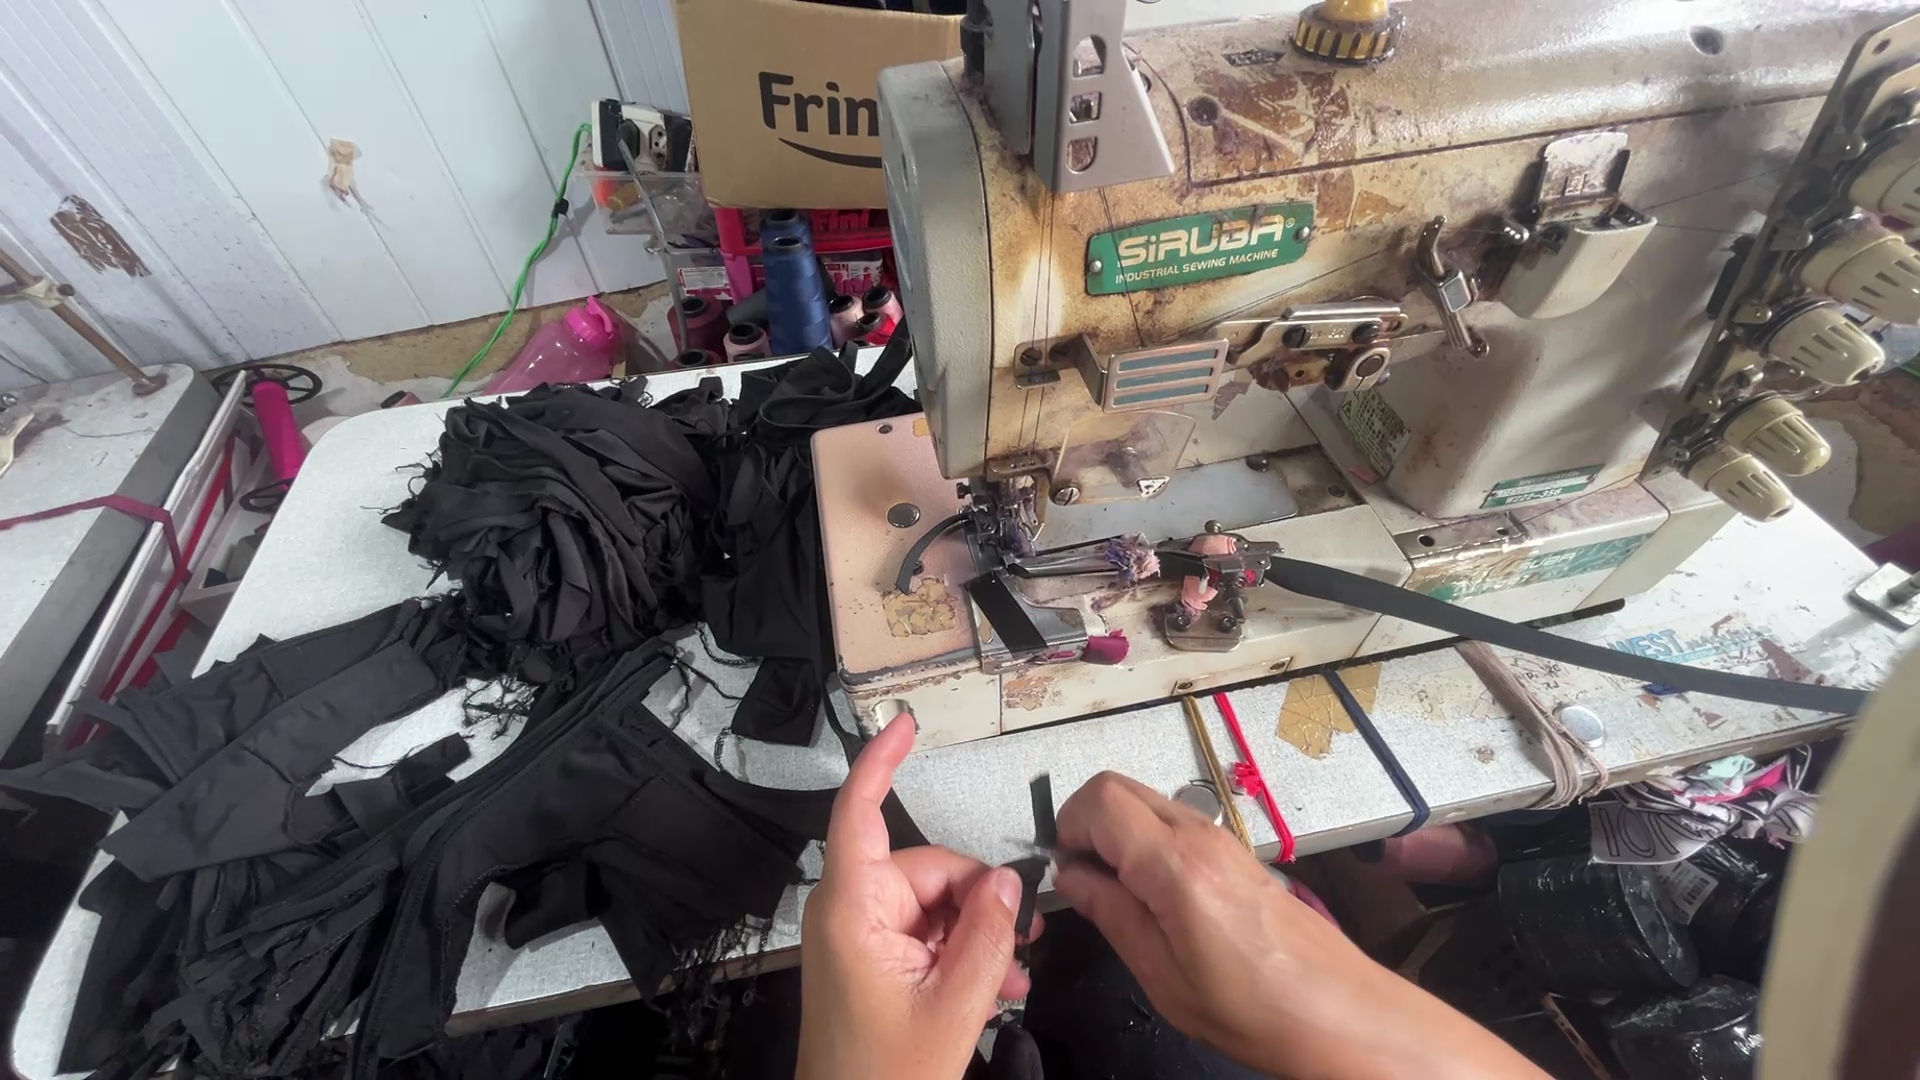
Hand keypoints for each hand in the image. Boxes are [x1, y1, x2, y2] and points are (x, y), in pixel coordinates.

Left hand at [798, 715, 1037, 1079]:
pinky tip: (999, 982)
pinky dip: (962, 948)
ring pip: (935, 899)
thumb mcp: (953, 1008)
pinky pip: (928, 928)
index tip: (905, 724)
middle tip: (1024, 937)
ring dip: (978, 929)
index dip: (881, 761)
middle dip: (980, 896)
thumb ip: (988, 935)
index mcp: (853, 908)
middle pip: (928, 866)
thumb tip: (1010, 879)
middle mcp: (852, 908)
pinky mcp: (874, 954)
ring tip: (1016, 970)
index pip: (859, 810)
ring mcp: (863, 932)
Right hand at [1052, 772, 1546, 1079]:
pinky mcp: (1231, 845)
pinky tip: (1152, 886)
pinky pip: (1168, 816)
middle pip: (1115, 784)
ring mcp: (1217, 833)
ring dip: (1113, 825)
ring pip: (1141, 796)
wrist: (1342, 1013)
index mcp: (1174, 864)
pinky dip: (1141, 833)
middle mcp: (1195, 832)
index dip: (1068, 826)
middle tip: (1083, 873)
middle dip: (1083, 818)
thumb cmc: (1247, 1008)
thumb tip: (1068, 874)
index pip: (1099, 800)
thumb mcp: (1162, 975)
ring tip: (1117, 884)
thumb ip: (1108, 912)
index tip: (1067, 870)